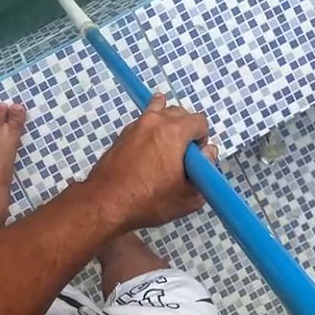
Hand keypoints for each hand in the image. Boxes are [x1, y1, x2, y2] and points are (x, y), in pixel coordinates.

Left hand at [82, 94, 215, 232]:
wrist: (107, 202)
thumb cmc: (150, 200)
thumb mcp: (189, 195)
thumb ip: (206, 170)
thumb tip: (208, 153)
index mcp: (174, 131)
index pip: (199, 121)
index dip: (202, 139)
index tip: (196, 158)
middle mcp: (155, 120)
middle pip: (179, 113)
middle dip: (186, 130)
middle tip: (183, 156)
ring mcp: (136, 124)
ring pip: (159, 112)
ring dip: (167, 125)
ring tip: (167, 146)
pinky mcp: (123, 133)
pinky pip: (143, 123)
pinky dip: (150, 129)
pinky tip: (149, 148)